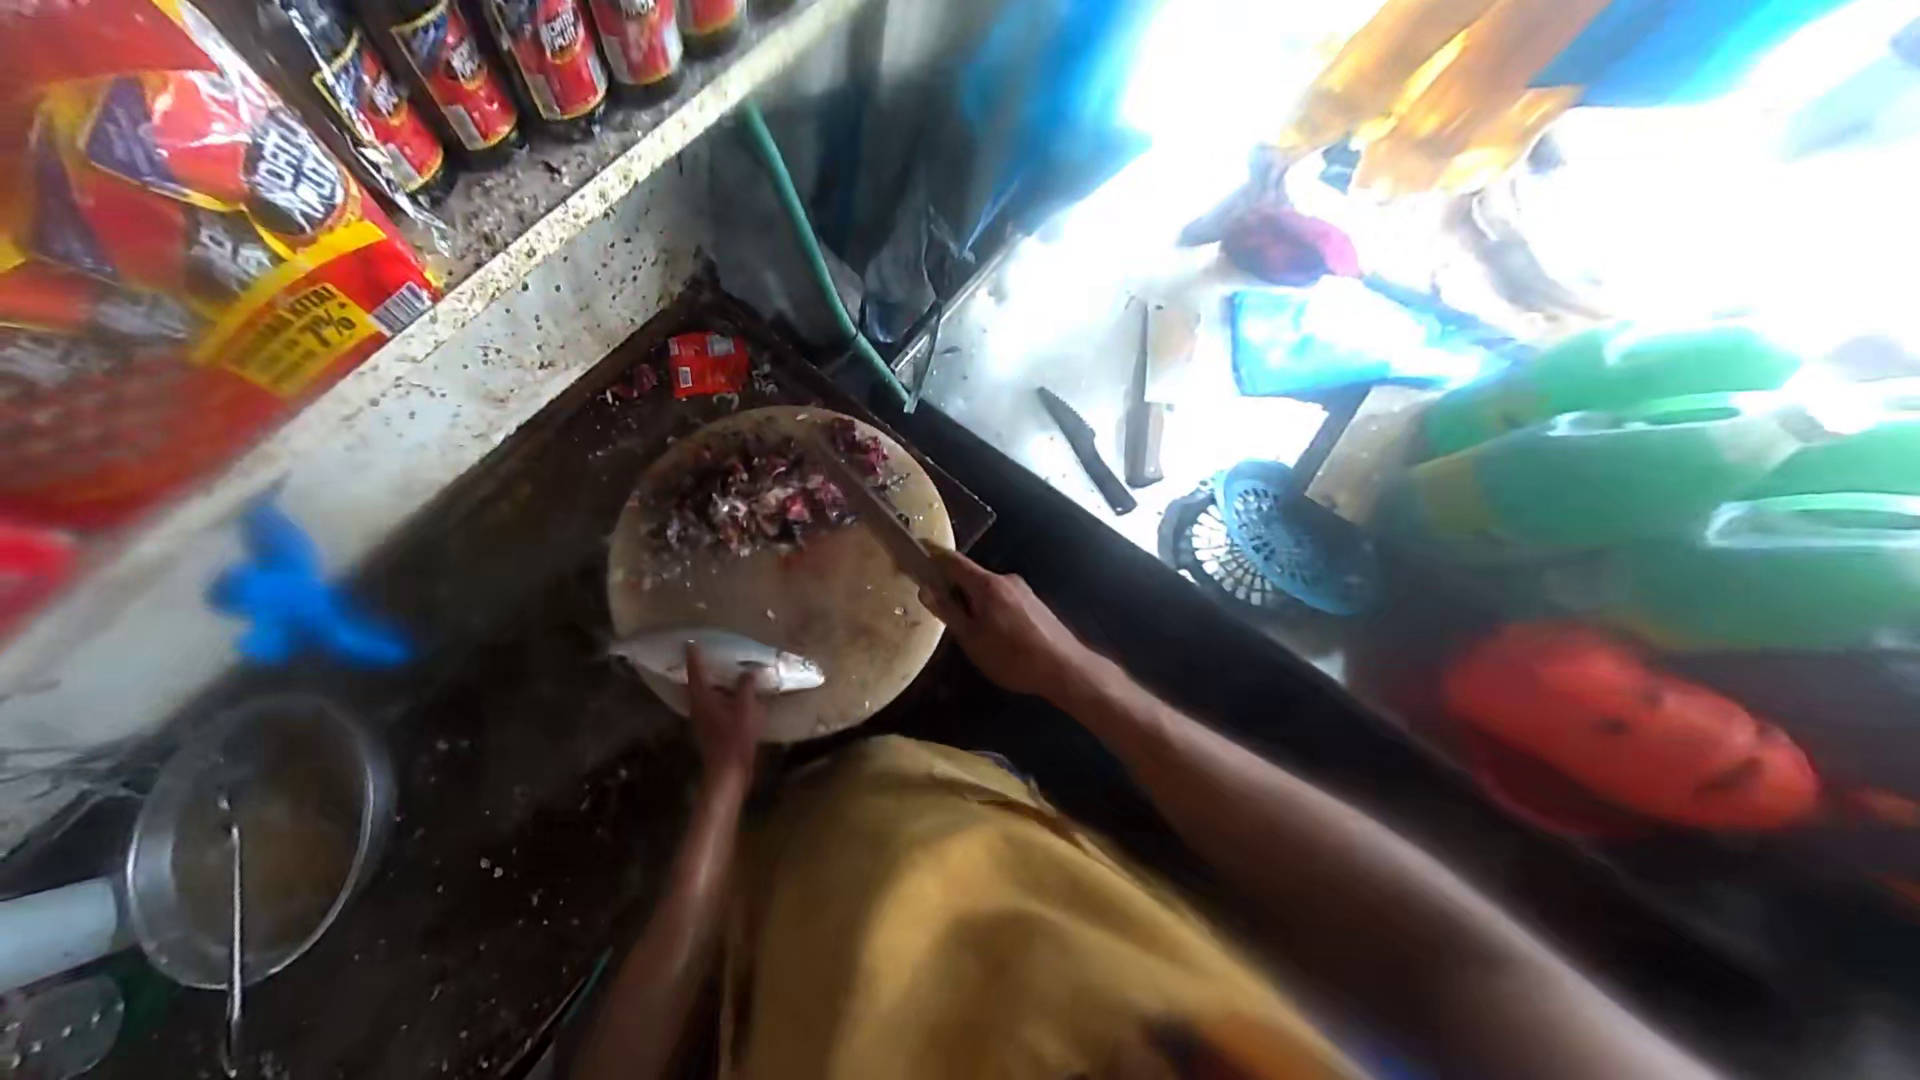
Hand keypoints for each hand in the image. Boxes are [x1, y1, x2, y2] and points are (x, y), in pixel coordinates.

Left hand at [685, 646, 764, 783]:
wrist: (729, 770)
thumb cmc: (735, 737)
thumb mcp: (745, 708)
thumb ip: (746, 687)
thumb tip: (749, 672)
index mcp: (703, 699)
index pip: (696, 672)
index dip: (694, 657)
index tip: (691, 643)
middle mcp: (698, 707)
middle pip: (695, 684)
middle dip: (699, 670)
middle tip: (704, 655)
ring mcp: (703, 719)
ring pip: (703, 695)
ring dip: (710, 683)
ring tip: (720, 672)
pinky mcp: (710, 728)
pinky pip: (711, 704)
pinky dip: (718, 695)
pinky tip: (730, 696)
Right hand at [919, 548, 1096, 701]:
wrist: (1065, 668)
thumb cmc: (1012, 656)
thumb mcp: (972, 639)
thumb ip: (948, 612)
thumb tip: (926, 588)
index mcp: (987, 584)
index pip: (953, 561)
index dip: (933, 556)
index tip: (917, 552)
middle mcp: (1006, 579)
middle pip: (971, 577)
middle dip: (954, 589)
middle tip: (942, 612)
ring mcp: (1023, 590)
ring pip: (988, 591)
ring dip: (975, 604)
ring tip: (971, 633)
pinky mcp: (1035, 604)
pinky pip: (1003, 600)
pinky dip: (992, 610)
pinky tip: (996, 636)